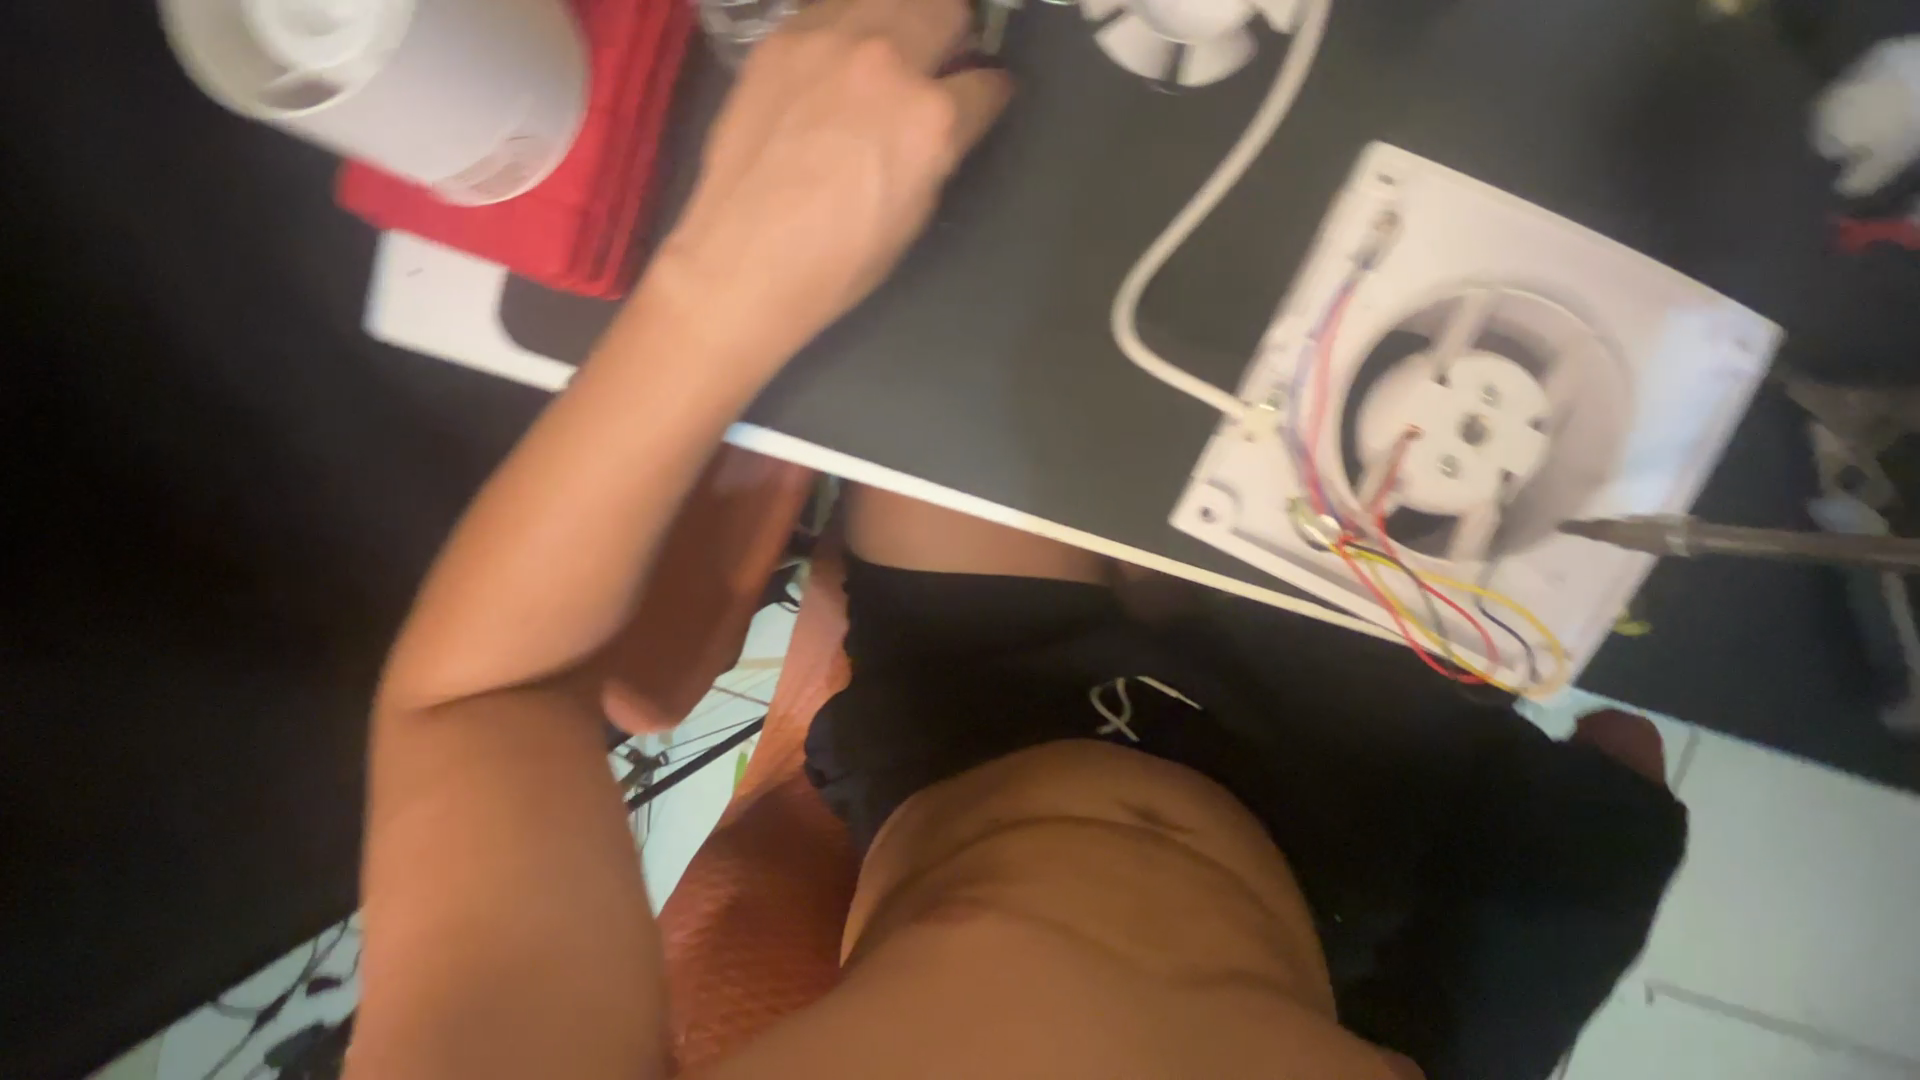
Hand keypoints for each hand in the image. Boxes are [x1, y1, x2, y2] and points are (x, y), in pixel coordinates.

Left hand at [647, 0, 1012, 364]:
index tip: (982, 96)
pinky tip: (834, 65)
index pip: (987, 83)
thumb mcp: (914, 214)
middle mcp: (889, 60)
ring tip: (885, 60)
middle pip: (945, 9)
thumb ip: (939, 153)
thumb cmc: (840, 260)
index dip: (989, 94)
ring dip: (900, 22)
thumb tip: (943, 125)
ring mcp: (830, 38)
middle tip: (936, 66)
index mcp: (932, 119)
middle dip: (952, 37)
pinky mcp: (783, 35)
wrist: (747, 258)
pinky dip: (847, 28)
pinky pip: (832, 8)